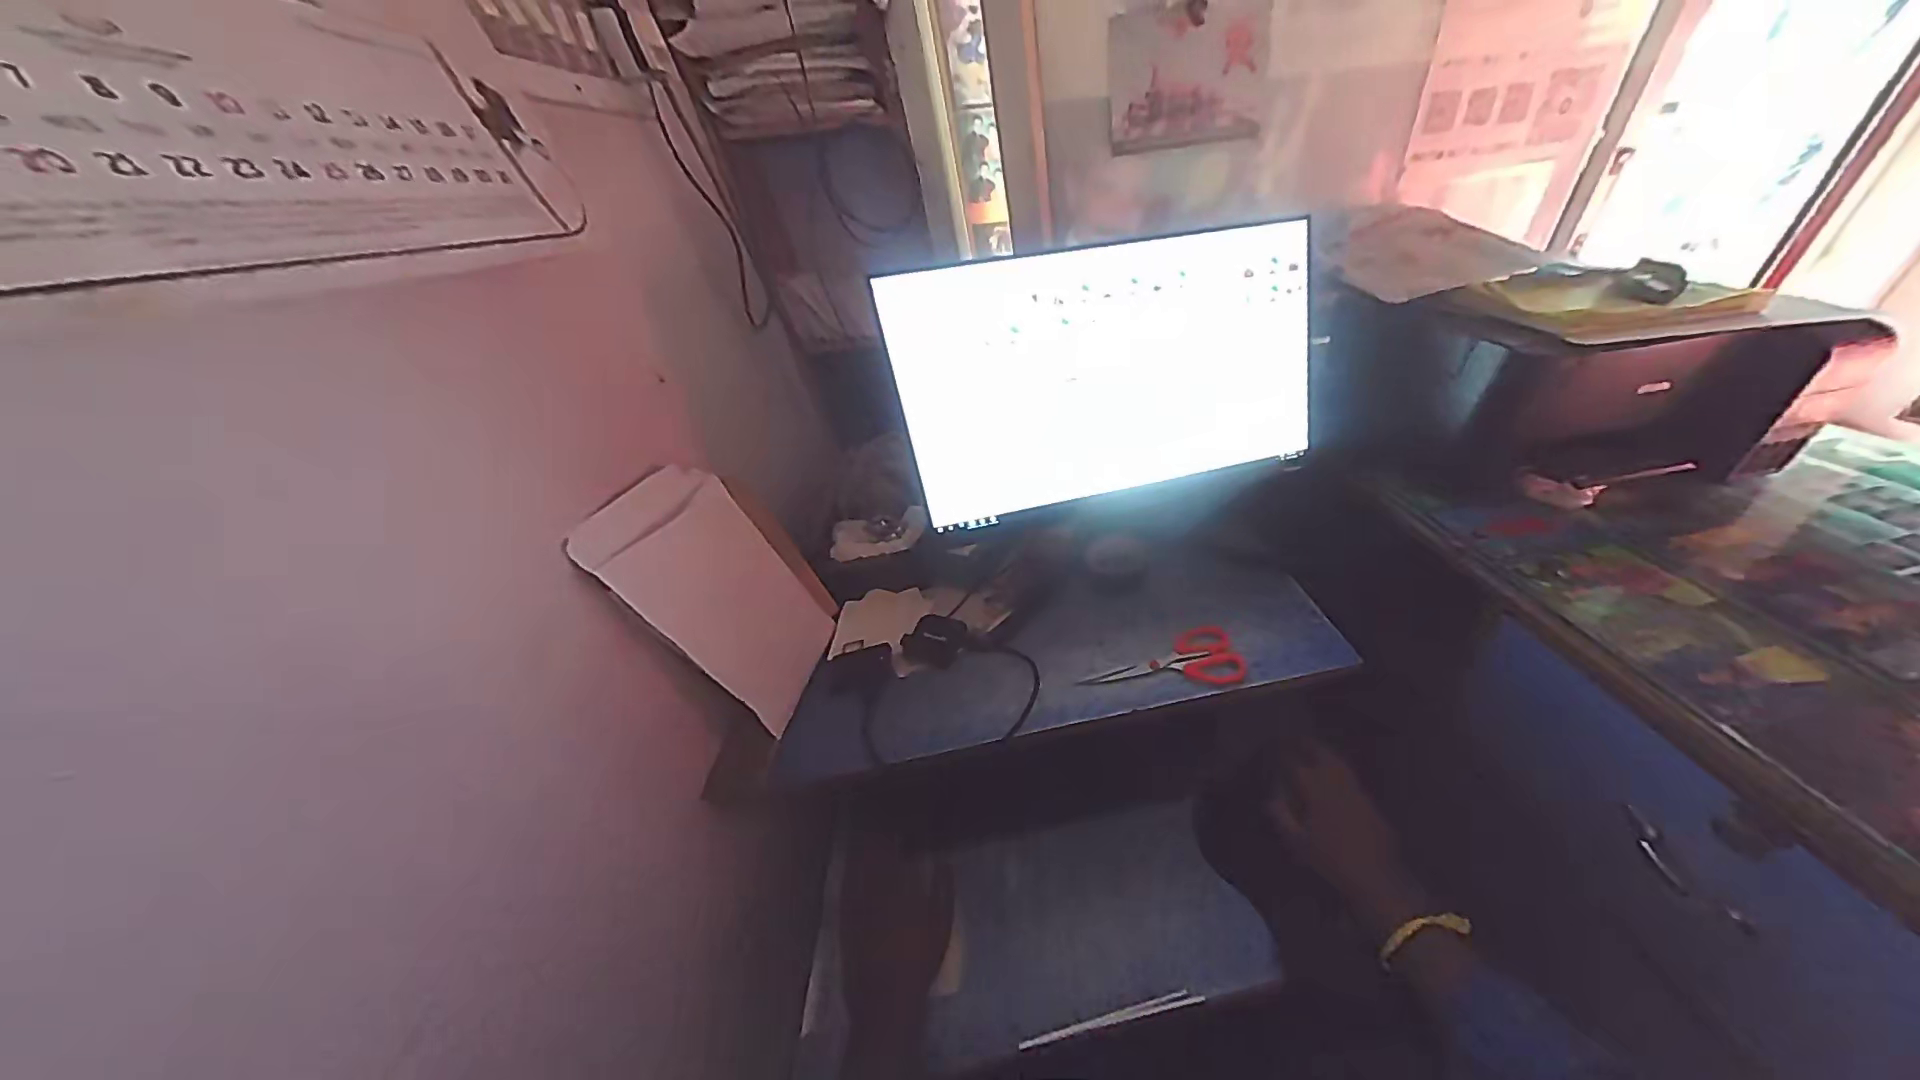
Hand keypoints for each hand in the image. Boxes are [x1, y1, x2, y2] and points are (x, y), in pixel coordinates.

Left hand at [838, 823, 952, 1078]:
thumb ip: (942, 890)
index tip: (900, 810)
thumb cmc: (918, 963)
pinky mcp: (843, 917)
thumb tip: (942, 862)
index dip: (895, 825)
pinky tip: (852, 859)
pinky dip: (849, 866)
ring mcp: (854, 902)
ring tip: (864, 824)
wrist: (884, 1002)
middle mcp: (873, 889)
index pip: (895, 845)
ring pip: (855, 862)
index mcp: (899, 887)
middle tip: (879, 809)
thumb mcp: (941, 926)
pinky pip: (845, 882)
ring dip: (860, 841)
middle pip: (871, 848)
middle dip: (875, 827)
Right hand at [1263, 739, 1425, 936]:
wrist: (1376, 880)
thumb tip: (1272, 795)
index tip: (1275, 747)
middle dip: (1309, 744)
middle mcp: (1337, 784)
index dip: (1284, 752)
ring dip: (1326, 754)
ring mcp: (1357, 792)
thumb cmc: (1329, 861)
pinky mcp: (1371, 804)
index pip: (1296, 762)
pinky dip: (1339, 772)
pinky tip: (1334, 779)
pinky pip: (1351, 779)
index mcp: (1315, 789)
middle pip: (1323, 754)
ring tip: (1315, 751)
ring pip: (1340, 764)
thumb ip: (1281, 814)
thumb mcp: (1296, 841)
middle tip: (1296, 739)